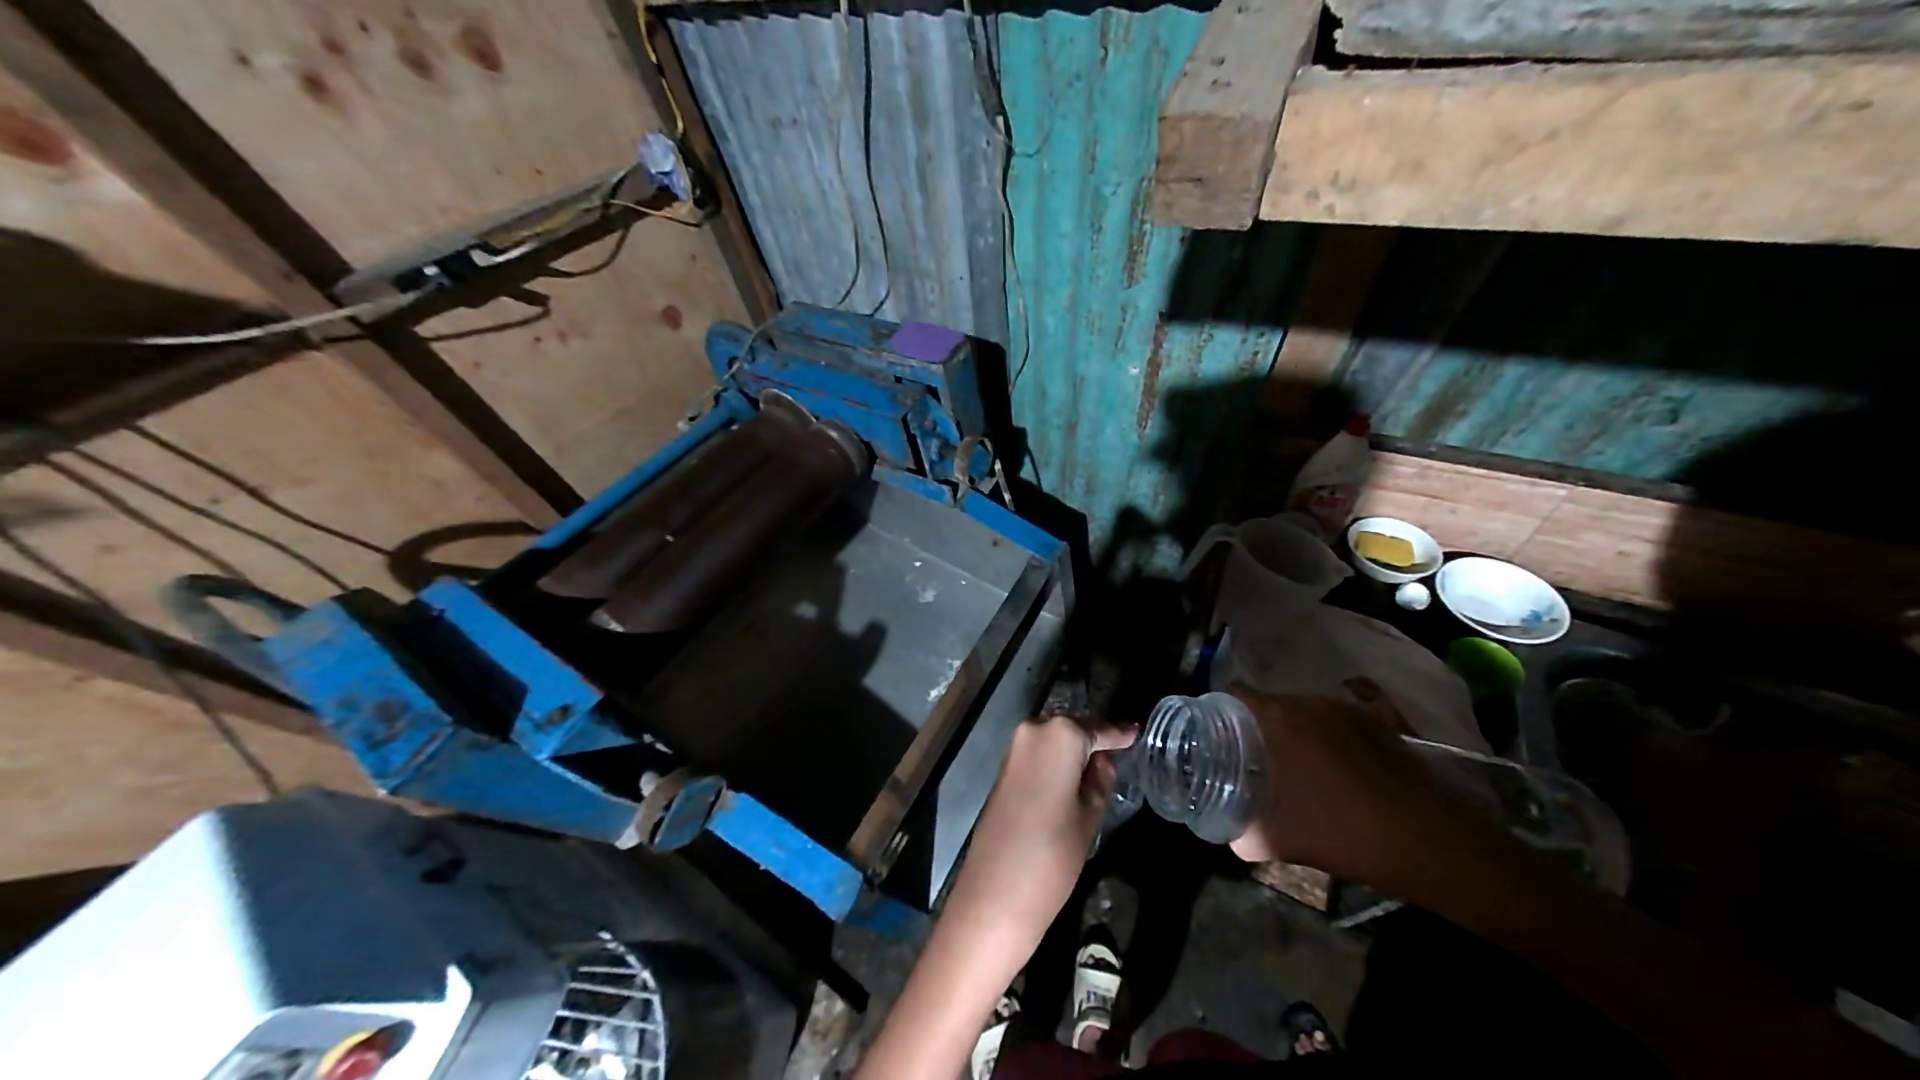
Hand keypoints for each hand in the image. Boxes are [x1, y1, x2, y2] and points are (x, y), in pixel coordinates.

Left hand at [943, 714, 1135, 941]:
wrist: (997, 889)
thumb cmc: (1053, 852)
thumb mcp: (1090, 815)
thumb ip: (1099, 780)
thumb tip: (1101, 761)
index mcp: (1060, 735)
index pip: (1098, 730)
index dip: (1118, 734)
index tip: (1135, 733)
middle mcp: (1033, 731)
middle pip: (1072, 729)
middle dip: (1093, 740)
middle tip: (1118, 754)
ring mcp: (1014, 749)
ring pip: (1053, 741)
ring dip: (1072, 752)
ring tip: (1098, 769)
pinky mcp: (1003, 769)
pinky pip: (1038, 755)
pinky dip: (1055, 762)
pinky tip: (1071, 779)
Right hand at [1226, 687, 1485, 888]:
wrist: (1433, 843)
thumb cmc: (1343, 833)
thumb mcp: (1278, 841)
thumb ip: (1242, 832)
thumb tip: (1229, 832)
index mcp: (1280, 719)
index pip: (1235, 693)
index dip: (1220, 712)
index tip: (1216, 736)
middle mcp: (1311, 703)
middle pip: (1270, 702)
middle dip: (1257, 726)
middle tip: (1251, 759)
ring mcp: (1350, 711)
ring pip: (1305, 712)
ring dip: (1294, 733)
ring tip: (1293, 768)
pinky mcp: (1381, 726)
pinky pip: (1337, 723)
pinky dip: (1327, 740)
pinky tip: (1335, 776)